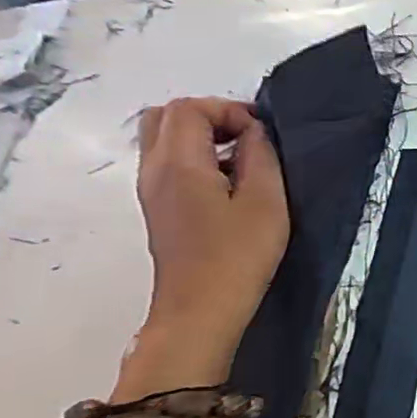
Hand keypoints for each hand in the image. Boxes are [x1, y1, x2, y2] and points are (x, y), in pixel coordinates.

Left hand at [124, 98, 287, 392]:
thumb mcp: (266, 201)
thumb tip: (254, 134)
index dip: (229, 110)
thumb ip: (260, 157)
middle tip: (249, 138)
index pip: (190, 108)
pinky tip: (230, 185)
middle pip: (166, 116)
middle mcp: (153, 170)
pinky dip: (198, 158)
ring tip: (245, 161)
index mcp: (178, 163)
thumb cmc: (239, 254)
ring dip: (204, 137)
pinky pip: (169, 163)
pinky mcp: (159, 208)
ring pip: (164, 139)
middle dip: (210, 116)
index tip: (263, 134)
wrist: (202, 308)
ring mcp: (151, 190)